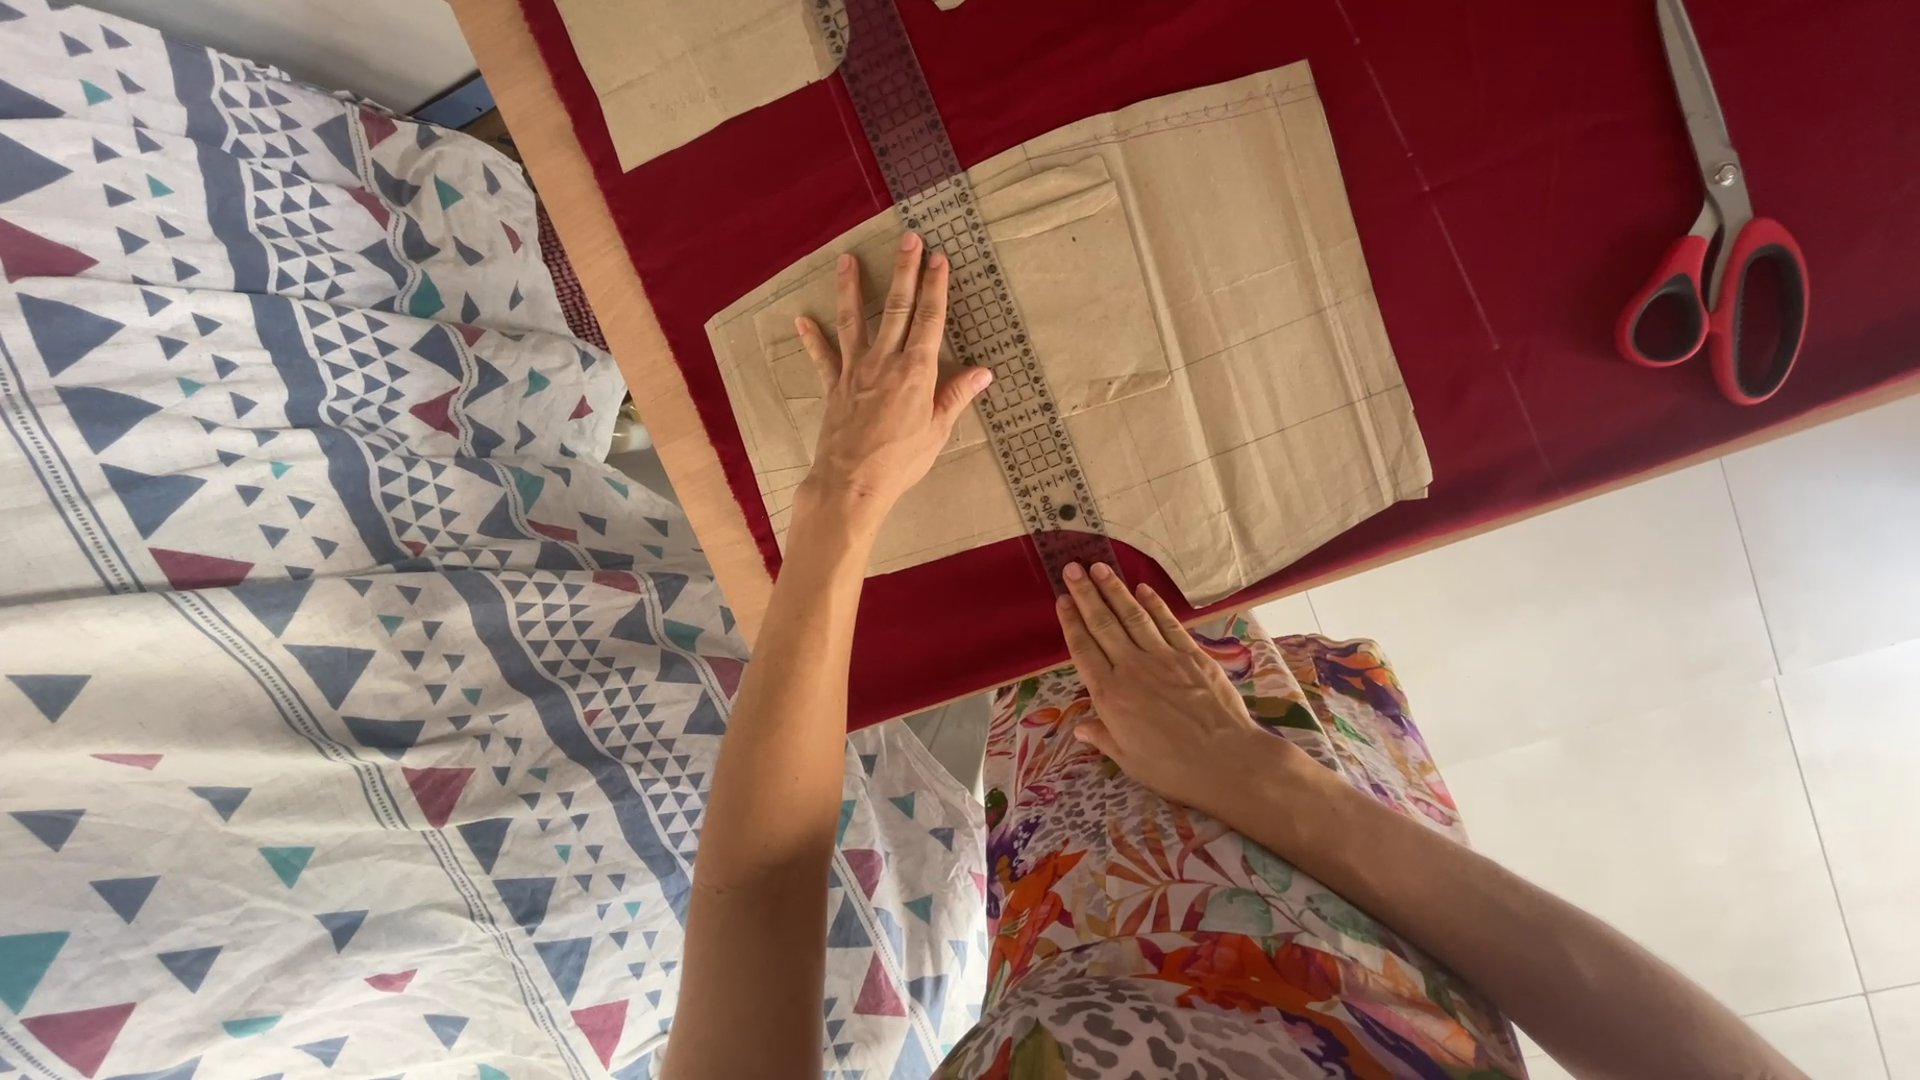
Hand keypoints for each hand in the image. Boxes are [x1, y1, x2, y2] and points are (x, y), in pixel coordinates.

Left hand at [794, 232, 991, 530]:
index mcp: (917, 372)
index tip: (939, 258)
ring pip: (855, 321)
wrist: (852, 482)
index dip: (936, 287)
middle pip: (898, 308)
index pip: (930, 319)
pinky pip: (823, 357)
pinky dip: (813, 338)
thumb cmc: (901, 462)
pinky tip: (802, 319)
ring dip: (852, 288)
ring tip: (847, 260)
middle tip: (908, 239)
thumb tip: (983, 372)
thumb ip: (956, 397)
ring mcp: (855, 371)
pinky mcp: (834, 387)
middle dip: (905, 271)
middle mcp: (885, 362)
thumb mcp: (937, 431)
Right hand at [1056, 562, 1296, 817]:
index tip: (1061, 600)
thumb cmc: (1172, 768)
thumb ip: (1103, 737)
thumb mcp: (1128, 760)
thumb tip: (1080, 727)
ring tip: (1100, 568)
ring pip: (1132, 616)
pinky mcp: (1191, 655)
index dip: (1071, 623)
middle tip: (1073, 568)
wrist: (1225, 760)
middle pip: (1103, 624)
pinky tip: (1142, 588)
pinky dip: (1154, 604)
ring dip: (1115, 590)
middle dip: (1086, 594)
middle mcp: (1131, 668)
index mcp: (1109, 695)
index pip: (1083, 650)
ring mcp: (1163, 657)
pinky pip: (1167, 623)